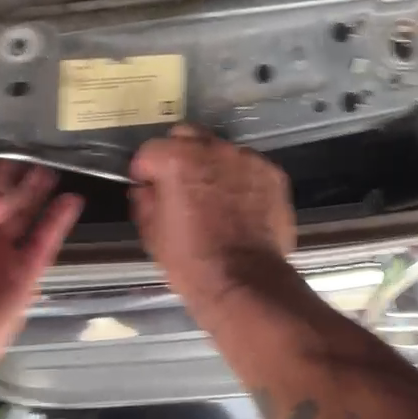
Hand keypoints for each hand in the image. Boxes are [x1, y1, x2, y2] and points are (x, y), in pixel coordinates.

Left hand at [0, 160, 81, 418]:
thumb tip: (10, 194)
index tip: (1, 148)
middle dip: (11, 177)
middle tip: (31, 155)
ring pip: (21, 219)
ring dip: (35, 194)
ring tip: (51, 170)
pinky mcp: (19, 283)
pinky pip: (43, 246)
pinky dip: (58, 223)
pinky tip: (72, 200)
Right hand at [130, 125, 294, 306]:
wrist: (245, 281)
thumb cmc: (191, 261)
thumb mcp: (153, 234)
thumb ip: (145, 201)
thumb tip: (146, 188)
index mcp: (178, 159)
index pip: (150, 150)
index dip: (145, 171)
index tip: (148, 188)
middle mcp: (214, 148)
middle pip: (188, 137)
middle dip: (179, 155)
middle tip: (180, 185)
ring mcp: (247, 157)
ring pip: (222, 151)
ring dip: (214, 167)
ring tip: (215, 199)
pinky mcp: (272, 172)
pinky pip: (249, 168)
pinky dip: (242, 180)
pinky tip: (242, 206)